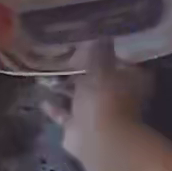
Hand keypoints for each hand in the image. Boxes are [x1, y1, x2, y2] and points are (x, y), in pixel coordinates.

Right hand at [46, 40, 151, 162]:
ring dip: (65, 89)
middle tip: (61, 57)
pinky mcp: (79, 126)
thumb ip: (97, 52)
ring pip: (80, 96)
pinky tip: (42, 98)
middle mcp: (116, 96)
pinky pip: (64, 113)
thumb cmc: (104, 100)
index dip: (105, 52)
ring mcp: (97, 112)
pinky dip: (54, 107)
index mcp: (129, 80)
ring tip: (45, 76)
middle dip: (81, 71)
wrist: (97, 139)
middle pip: (98, 79)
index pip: (120, 61)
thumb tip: (99, 30)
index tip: (87, 41)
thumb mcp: (100, 69)